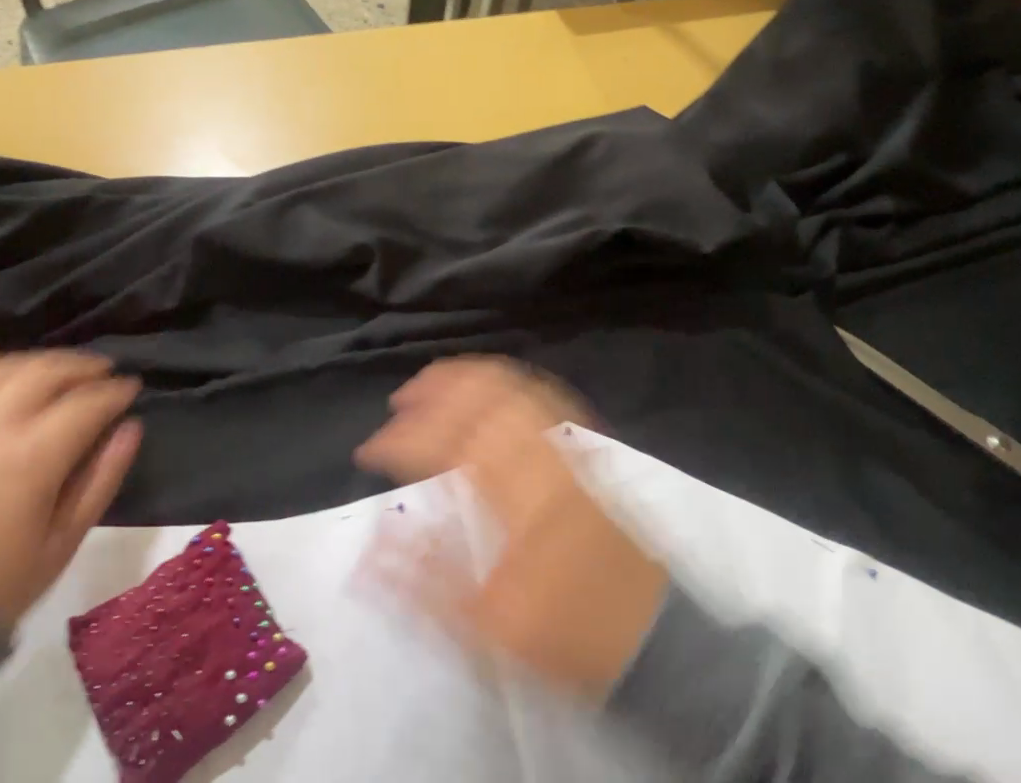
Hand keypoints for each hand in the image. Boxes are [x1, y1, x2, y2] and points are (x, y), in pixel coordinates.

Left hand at [0, 351, 142, 631]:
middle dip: (80, 367)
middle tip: (101, 371)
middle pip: (44, 374)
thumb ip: (100, 480)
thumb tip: (129, 430)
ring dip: (33, 363)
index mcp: (33, 455)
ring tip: (54, 370)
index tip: (132, 388)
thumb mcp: (61, 544)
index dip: (115, 391)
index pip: (87, 403)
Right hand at [355, 358, 666, 698]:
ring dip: (471, 380)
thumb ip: (425, 579)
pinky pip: (549, 399)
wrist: (653, 641)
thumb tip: (374, 535)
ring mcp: (573, 456)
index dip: (401, 441)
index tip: (367, 454)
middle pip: (487, 400)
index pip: (450, 448)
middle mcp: (546, 466)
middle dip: (436, 390)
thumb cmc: (566, 638)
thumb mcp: (489, 626)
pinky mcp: (590, 458)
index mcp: (519, 505)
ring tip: (435, 384)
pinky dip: (511, 385)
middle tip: (399, 401)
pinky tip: (492, 391)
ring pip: (519, 391)